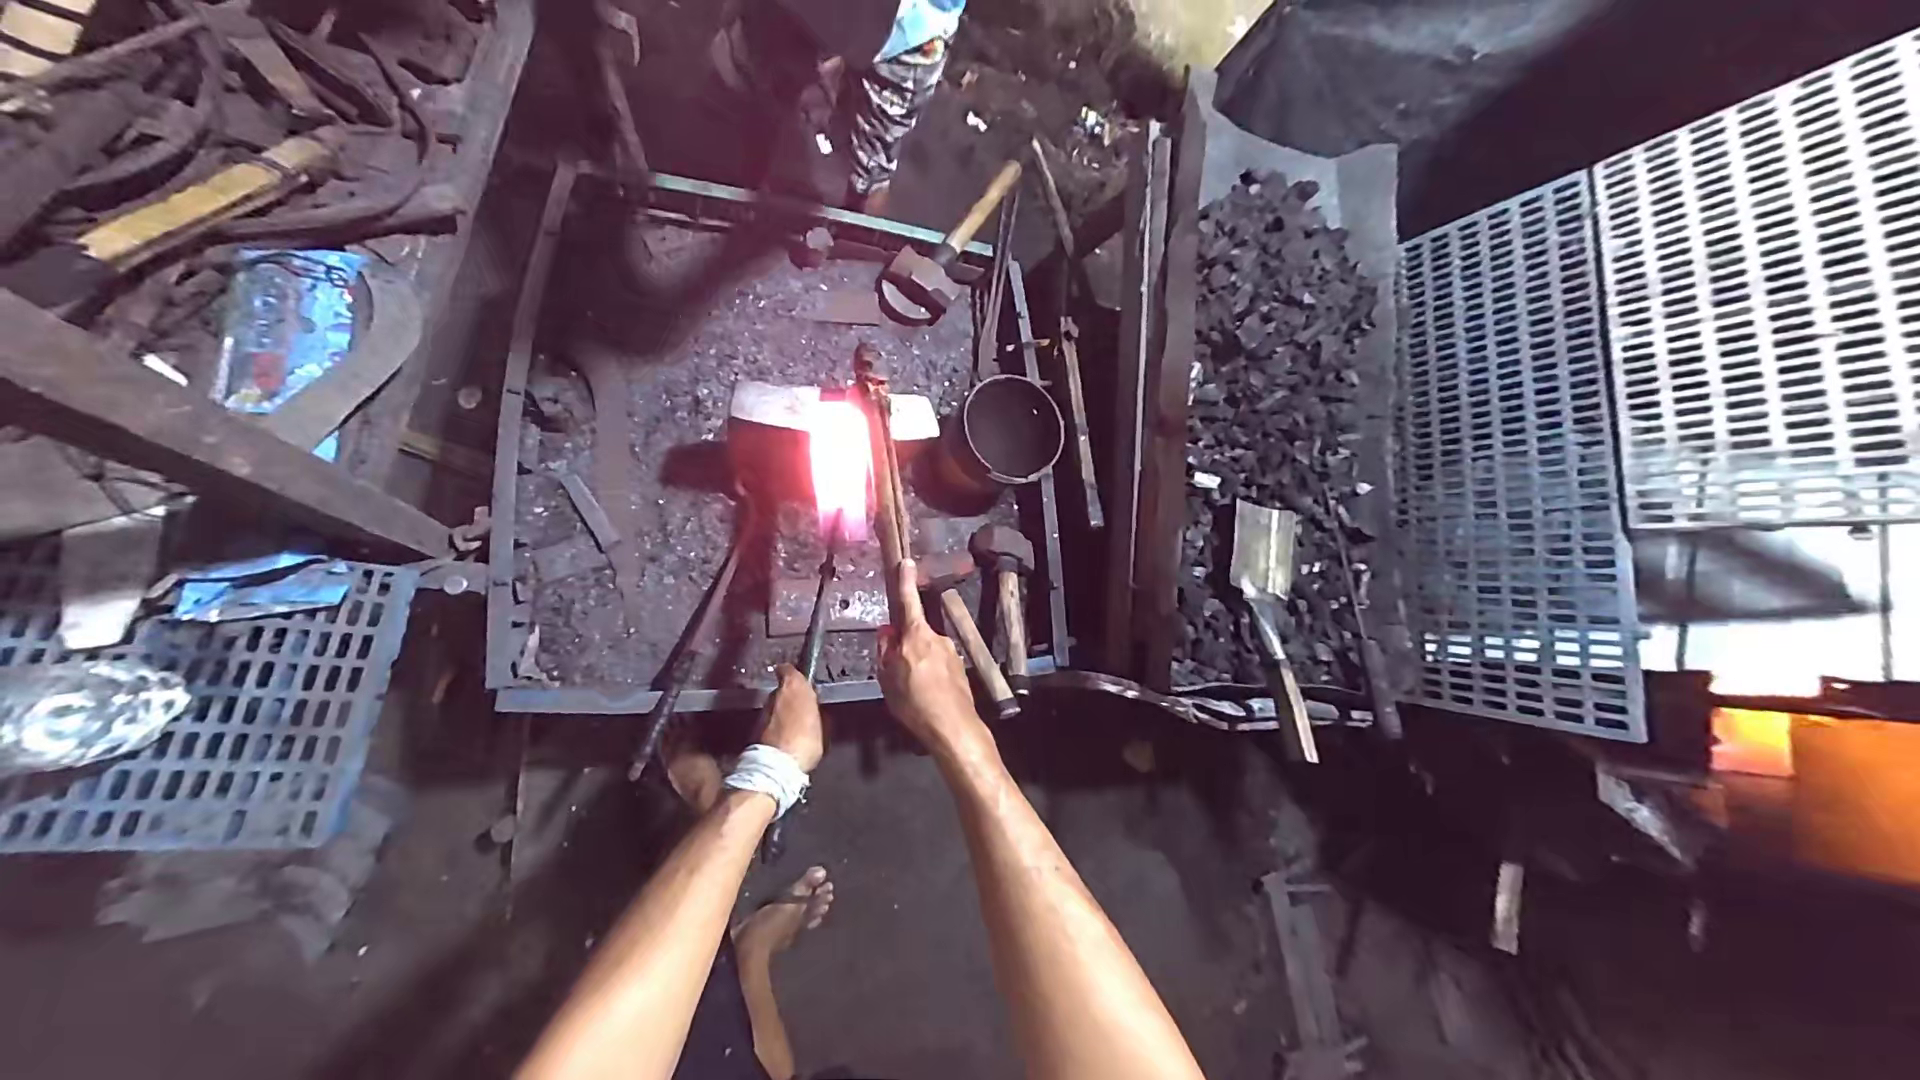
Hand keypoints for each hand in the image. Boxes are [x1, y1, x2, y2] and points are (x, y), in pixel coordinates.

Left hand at [761, 664, 824, 771]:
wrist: (778, 764)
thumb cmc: (806, 737)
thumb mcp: (820, 718)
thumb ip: (812, 704)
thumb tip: (808, 698)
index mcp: (791, 686)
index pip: (788, 670)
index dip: (793, 673)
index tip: (798, 679)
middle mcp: (772, 696)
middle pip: (780, 691)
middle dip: (788, 698)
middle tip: (801, 709)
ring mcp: (761, 715)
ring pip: (773, 709)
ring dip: (781, 715)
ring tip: (794, 727)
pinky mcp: (754, 734)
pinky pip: (769, 726)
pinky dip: (775, 730)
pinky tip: (785, 740)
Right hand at [878, 560, 995, 763]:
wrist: (953, 727)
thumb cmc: (915, 703)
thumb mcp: (887, 678)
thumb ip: (884, 651)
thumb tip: (886, 632)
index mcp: (916, 636)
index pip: (908, 601)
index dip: (905, 580)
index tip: (906, 562)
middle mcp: (937, 638)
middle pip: (915, 632)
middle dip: (904, 645)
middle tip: (894, 671)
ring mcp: (950, 652)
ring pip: (926, 650)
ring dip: (917, 663)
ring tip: (910, 691)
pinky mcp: (959, 667)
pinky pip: (937, 664)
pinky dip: (929, 674)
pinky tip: (925, 695)